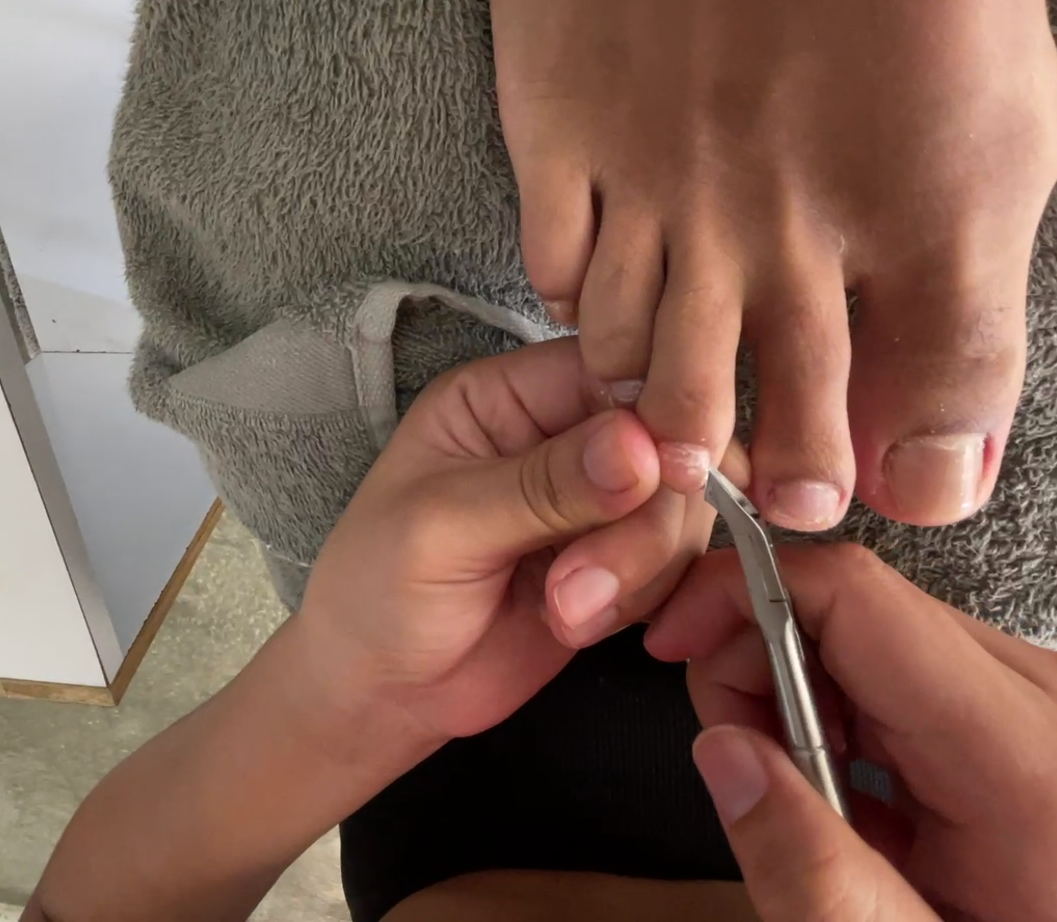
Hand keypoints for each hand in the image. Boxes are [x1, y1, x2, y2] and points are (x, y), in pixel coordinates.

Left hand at [297, 338, 713, 742]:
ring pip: (677, 505)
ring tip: (566, 610)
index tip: (671, 471)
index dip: (653, 412)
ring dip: (639, 567)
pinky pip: (674, 561)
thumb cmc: (379, 588)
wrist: (383, 689)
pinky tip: (579, 626)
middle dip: (642, 518)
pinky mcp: (612, 561)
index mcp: (503, 398)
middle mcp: (554, 436)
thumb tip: (644, 446)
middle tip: (581, 582)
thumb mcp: (444, 525)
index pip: (607, 367)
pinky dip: (646, 598)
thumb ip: (542, 486)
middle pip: (661, 439)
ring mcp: (589, 502)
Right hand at [481, 0, 1056, 529]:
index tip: (892, 491)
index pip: (938, 393)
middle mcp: (779, 209)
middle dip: (780, 472)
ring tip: (669, 407)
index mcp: (929, 187)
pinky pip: (556, 268)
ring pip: (638, 357)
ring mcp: (652, 175)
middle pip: (769, 405)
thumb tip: (950, 411)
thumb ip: (973, 258)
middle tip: (770, 490)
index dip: (916, 468)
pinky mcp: (556, 130)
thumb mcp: (1003, 85)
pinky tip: (594, 296)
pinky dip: (576, 303)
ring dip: (660, 398)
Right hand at [645, 545, 1056, 920]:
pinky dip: (829, 711)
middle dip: (754, 663)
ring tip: (796, 793)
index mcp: (1037, 758)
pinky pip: (886, 664)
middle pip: (846, 606)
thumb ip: (812, 876)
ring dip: (786, 693)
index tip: (669, 645)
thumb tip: (721, 747)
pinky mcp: (1025, 709)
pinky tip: (840, 788)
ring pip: (855, 630)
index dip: (739, 592)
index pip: (854, 593)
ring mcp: (1044, 696)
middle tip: (738, 758)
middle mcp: (1052, 695)